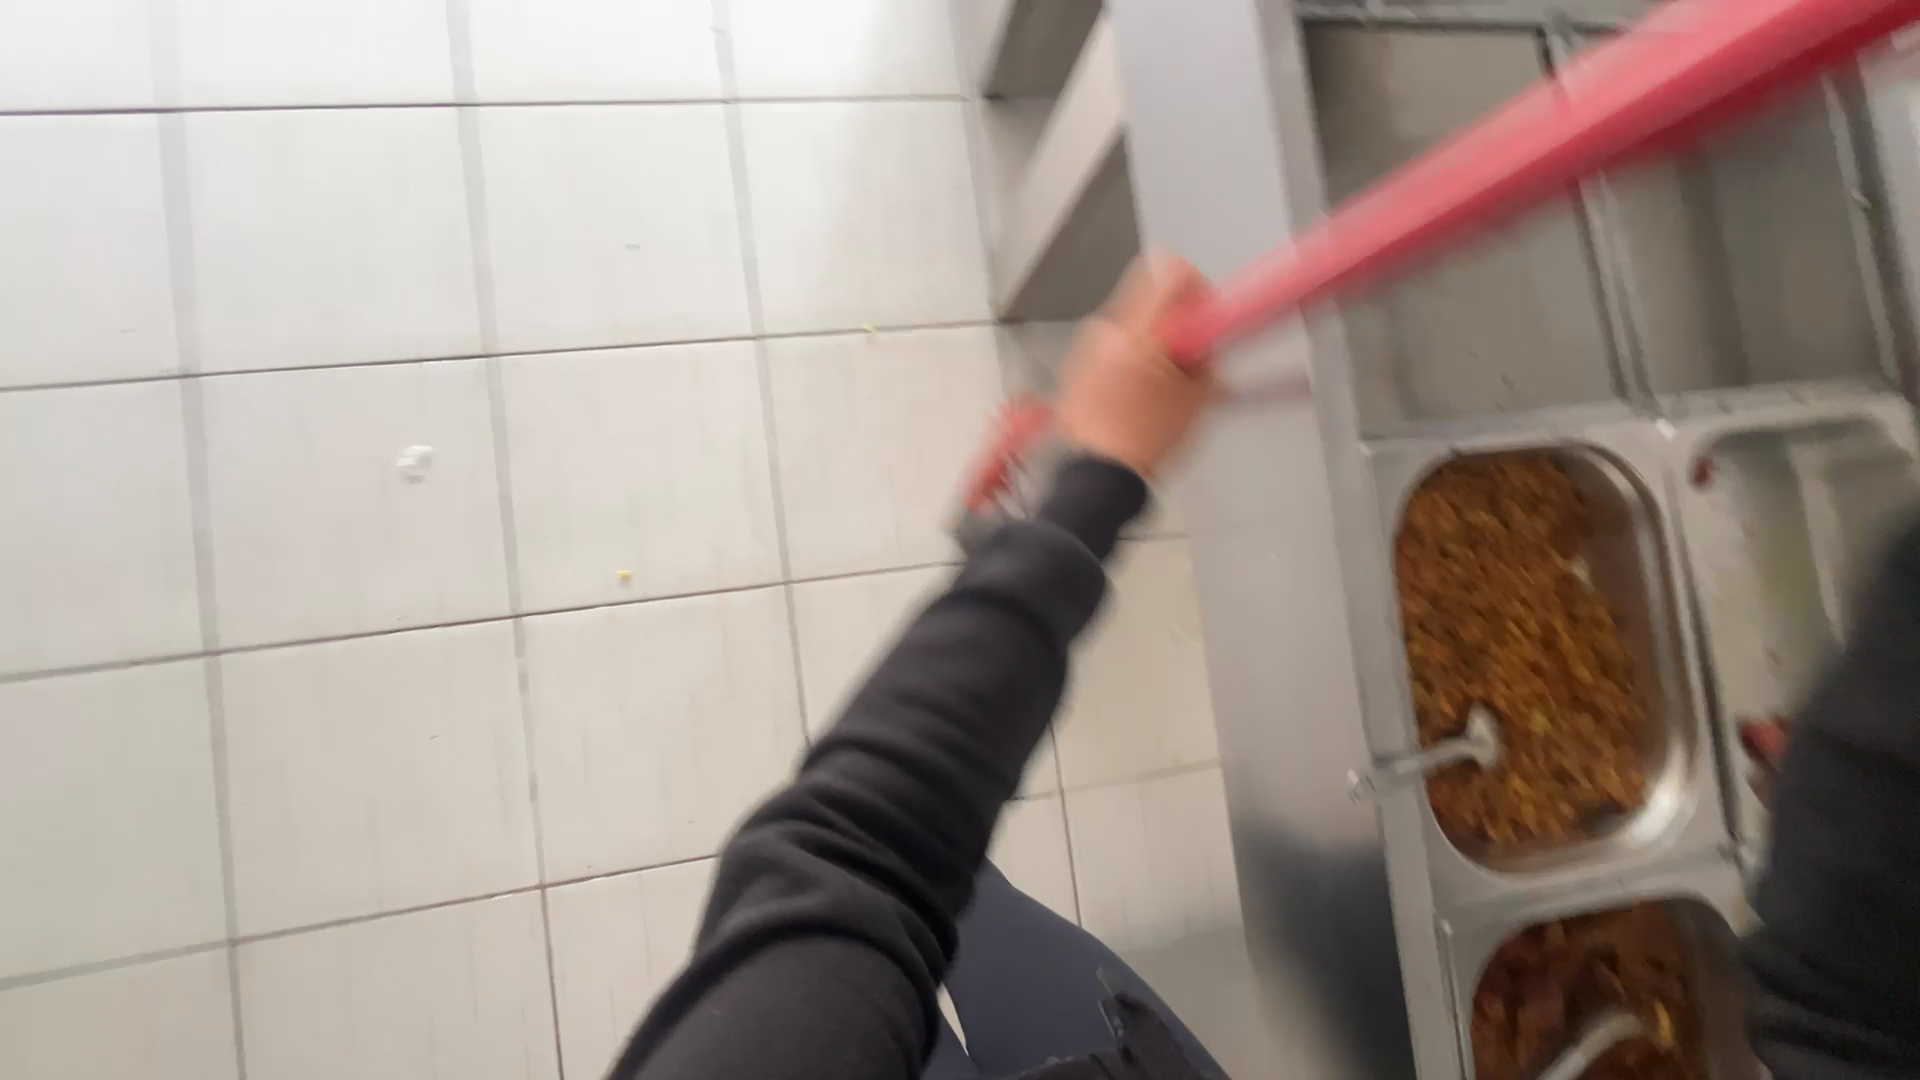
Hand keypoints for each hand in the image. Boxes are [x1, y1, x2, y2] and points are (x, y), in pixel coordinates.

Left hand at [1053, 253, 1214, 477]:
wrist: (1099, 473)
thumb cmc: (1144, 442)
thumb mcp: (1196, 399)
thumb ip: (1209, 357)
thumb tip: (1214, 338)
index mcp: (1139, 332)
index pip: (1172, 271)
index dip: (1197, 291)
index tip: (1206, 317)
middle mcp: (1106, 330)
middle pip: (1151, 297)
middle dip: (1175, 323)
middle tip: (1189, 360)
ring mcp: (1086, 346)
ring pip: (1132, 322)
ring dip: (1152, 341)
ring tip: (1163, 384)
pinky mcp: (1075, 363)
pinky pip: (1112, 344)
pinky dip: (1130, 356)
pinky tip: (1139, 392)